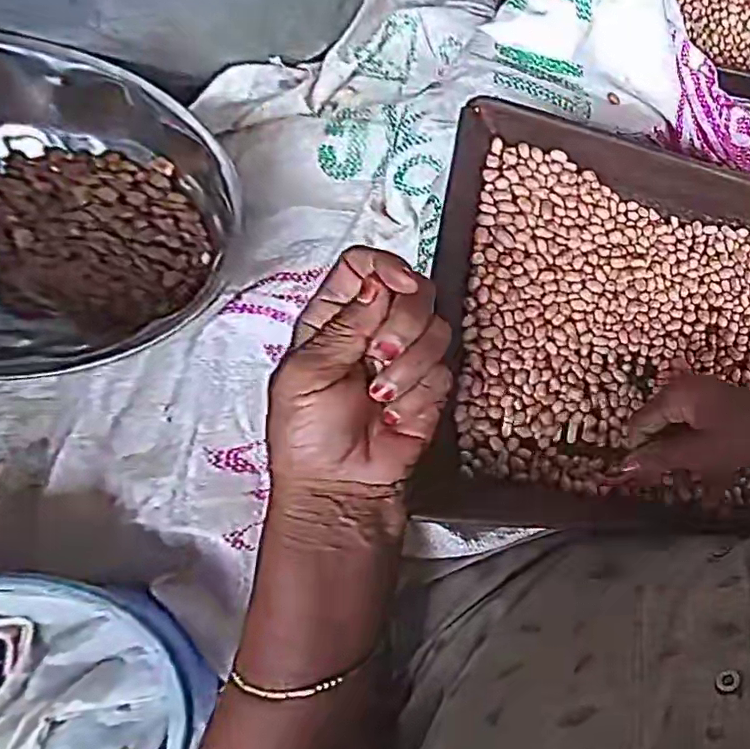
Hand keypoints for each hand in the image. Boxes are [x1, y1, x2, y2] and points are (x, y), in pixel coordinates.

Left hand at [268, 247, 452, 492]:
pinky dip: (419, 396)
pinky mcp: (434, 385)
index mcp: (334, 319)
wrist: (342, 481)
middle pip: (415, 294)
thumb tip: (378, 286)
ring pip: (437, 332)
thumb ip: (343, 326)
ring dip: (408, 369)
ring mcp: (409, 357)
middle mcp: (376, 331)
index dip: (387, 268)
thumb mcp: (305, 372)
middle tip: (378, 357)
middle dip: (403, 325)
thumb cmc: (308, 434)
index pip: (365, 267)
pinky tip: (395, 414)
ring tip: (380, 396)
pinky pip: (444, 372)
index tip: (397, 287)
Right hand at [615, 368, 749, 504]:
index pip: (640, 423)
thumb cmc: (741, 439)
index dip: (639, 452)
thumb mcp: (698, 454)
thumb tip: (625, 464)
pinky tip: (713, 492)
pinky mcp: (719, 411)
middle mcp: (687, 390)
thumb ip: (659, 458)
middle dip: (664, 461)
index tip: (643, 479)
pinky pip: (701, 434)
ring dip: (685, 465)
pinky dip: (703, 458)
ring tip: (693, 494)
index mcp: (677, 394)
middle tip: (667, 489)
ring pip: (682, 435)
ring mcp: (705, 399)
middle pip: (660, 428)